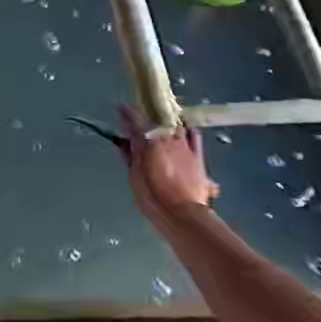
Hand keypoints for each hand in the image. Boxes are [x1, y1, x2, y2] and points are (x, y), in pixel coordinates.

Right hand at [118, 104, 217, 221]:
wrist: (183, 213)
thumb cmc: (153, 198)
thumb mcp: (134, 178)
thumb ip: (129, 156)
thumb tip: (123, 142)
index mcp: (149, 141)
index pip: (135, 118)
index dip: (127, 111)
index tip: (121, 108)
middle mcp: (167, 137)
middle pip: (155, 120)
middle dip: (146, 120)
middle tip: (139, 126)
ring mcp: (185, 144)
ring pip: (175, 125)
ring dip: (167, 126)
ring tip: (162, 131)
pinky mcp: (198, 153)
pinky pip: (194, 135)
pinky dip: (188, 131)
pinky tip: (185, 133)